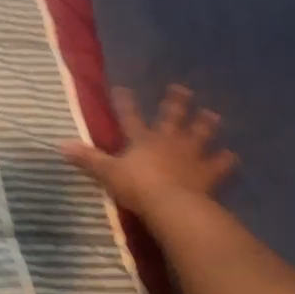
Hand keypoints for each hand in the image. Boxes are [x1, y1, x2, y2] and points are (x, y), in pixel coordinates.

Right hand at [61, 84, 238, 215]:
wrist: (171, 204)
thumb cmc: (137, 187)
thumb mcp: (108, 173)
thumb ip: (88, 159)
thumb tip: (61, 144)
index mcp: (142, 140)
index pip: (131, 117)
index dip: (126, 103)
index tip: (123, 88)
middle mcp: (168, 142)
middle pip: (172, 118)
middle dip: (176, 103)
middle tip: (182, 88)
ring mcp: (190, 156)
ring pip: (199, 136)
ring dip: (205, 125)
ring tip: (214, 115)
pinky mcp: (207, 174)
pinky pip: (219, 165)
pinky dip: (226, 161)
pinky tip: (233, 156)